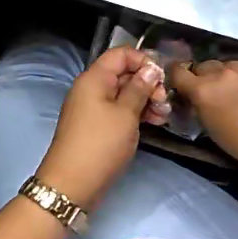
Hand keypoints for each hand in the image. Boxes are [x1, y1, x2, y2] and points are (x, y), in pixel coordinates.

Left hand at [36, 47, 168, 207]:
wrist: (72, 184)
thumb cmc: (101, 144)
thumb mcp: (126, 114)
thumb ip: (140, 88)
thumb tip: (151, 69)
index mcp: (94, 78)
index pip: (121, 54)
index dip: (144, 61)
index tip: (162, 78)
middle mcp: (92, 88)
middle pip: (124, 73)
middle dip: (148, 83)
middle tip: (165, 101)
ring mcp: (93, 108)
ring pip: (124, 93)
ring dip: (146, 100)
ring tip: (163, 115)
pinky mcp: (97, 125)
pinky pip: (119, 110)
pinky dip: (137, 113)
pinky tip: (154, 122)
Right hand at [167, 59, 237, 168]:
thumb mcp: (212, 130)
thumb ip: (200, 108)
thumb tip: (195, 98)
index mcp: (204, 91)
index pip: (178, 73)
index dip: (177, 77)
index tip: (179, 83)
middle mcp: (221, 72)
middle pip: (203, 66)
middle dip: (204, 78)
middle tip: (213, 93)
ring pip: (226, 66)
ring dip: (227, 76)